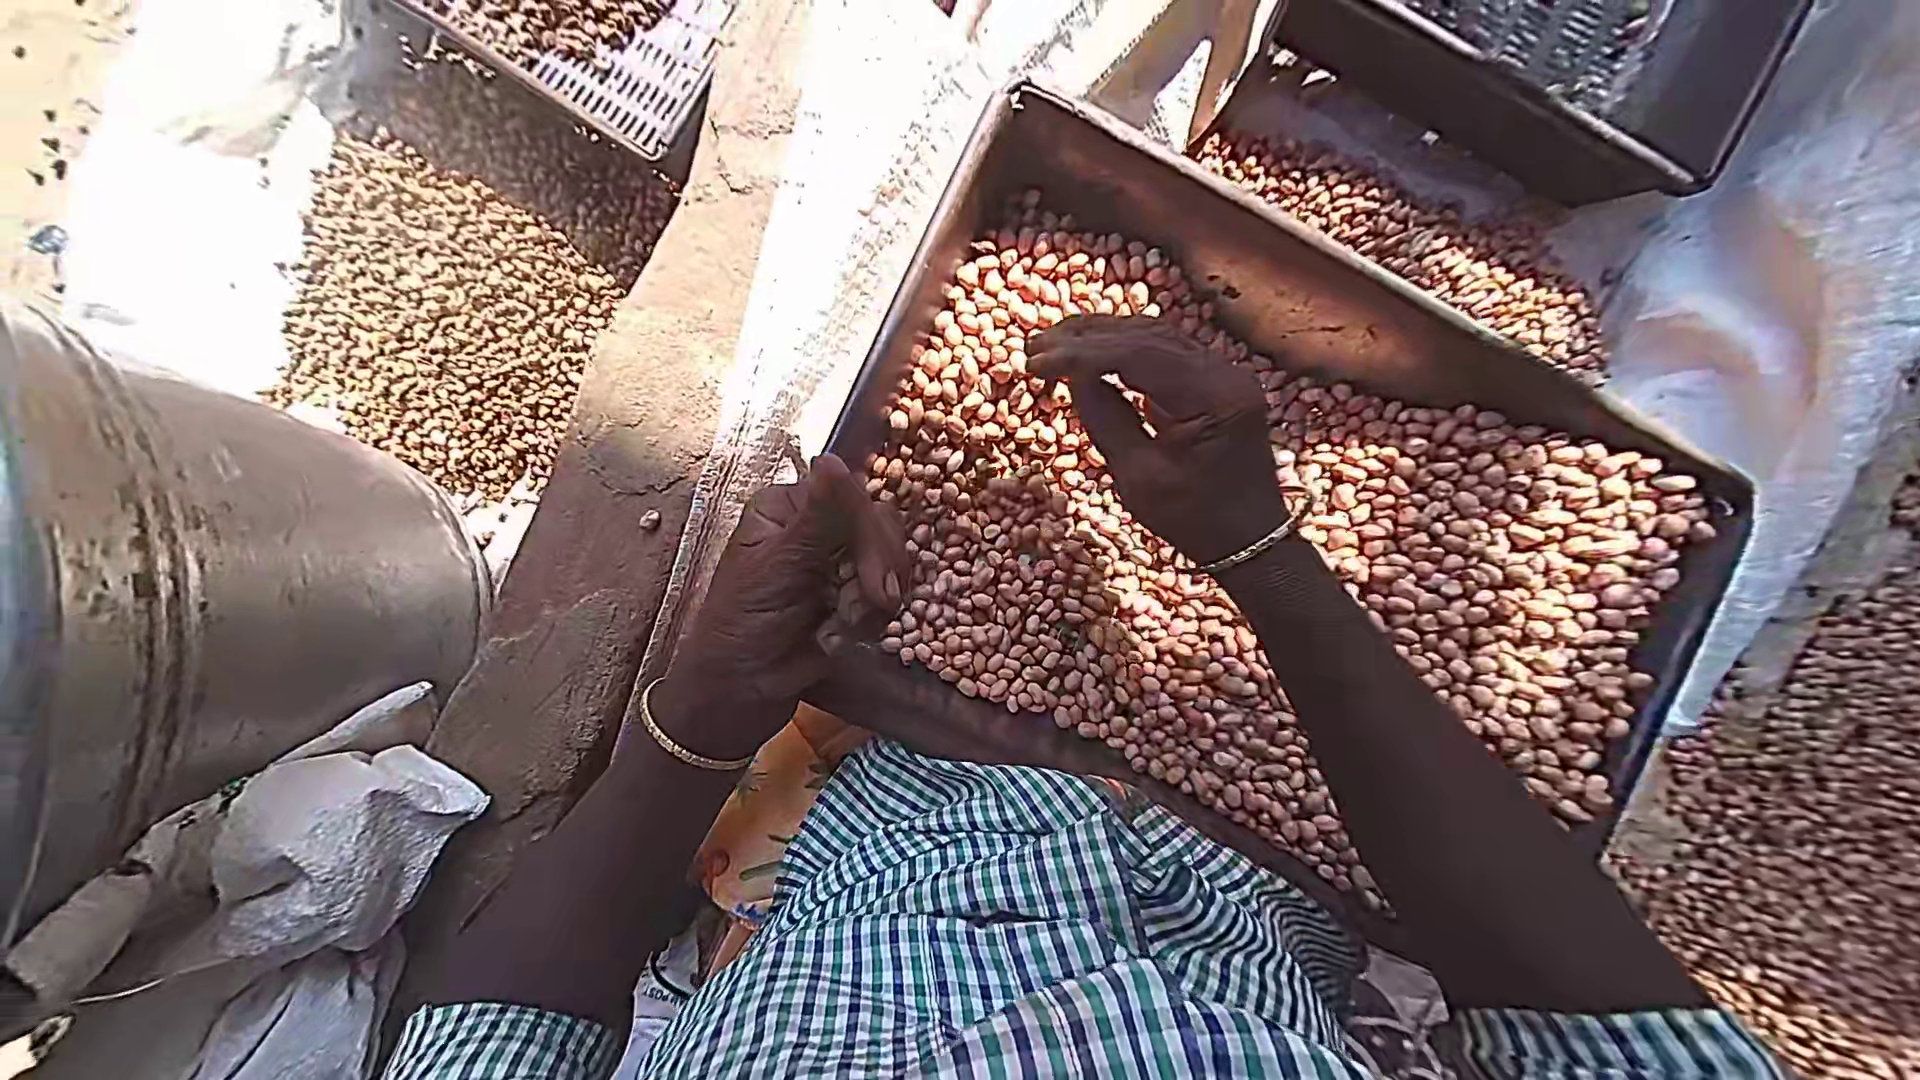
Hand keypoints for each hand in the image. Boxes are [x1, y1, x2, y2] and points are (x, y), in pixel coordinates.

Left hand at [654, 454, 907, 760]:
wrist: (741, 691)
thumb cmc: (742, 624)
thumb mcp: (779, 569)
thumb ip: (817, 518)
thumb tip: (833, 458)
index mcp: (791, 508)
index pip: (853, 499)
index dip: (872, 539)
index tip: (877, 583)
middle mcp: (819, 527)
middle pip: (880, 529)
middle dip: (874, 574)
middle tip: (866, 610)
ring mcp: (839, 562)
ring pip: (891, 563)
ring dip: (870, 603)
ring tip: (838, 630)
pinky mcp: (853, 595)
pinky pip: (887, 596)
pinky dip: (869, 623)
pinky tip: (835, 639)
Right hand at [1029, 315, 1285, 564]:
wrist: (1246, 538)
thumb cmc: (1193, 519)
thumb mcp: (1139, 479)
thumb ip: (1107, 422)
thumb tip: (1074, 378)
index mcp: (1213, 398)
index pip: (1140, 356)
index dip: (1082, 354)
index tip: (1037, 362)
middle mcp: (1225, 374)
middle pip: (1148, 334)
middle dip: (1087, 337)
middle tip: (1036, 345)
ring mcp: (1223, 374)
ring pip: (1155, 336)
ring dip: (1101, 336)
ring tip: (1053, 342)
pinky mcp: (1213, 383)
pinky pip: (1163, 354)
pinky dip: (1122, 350)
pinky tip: (1089, 354)